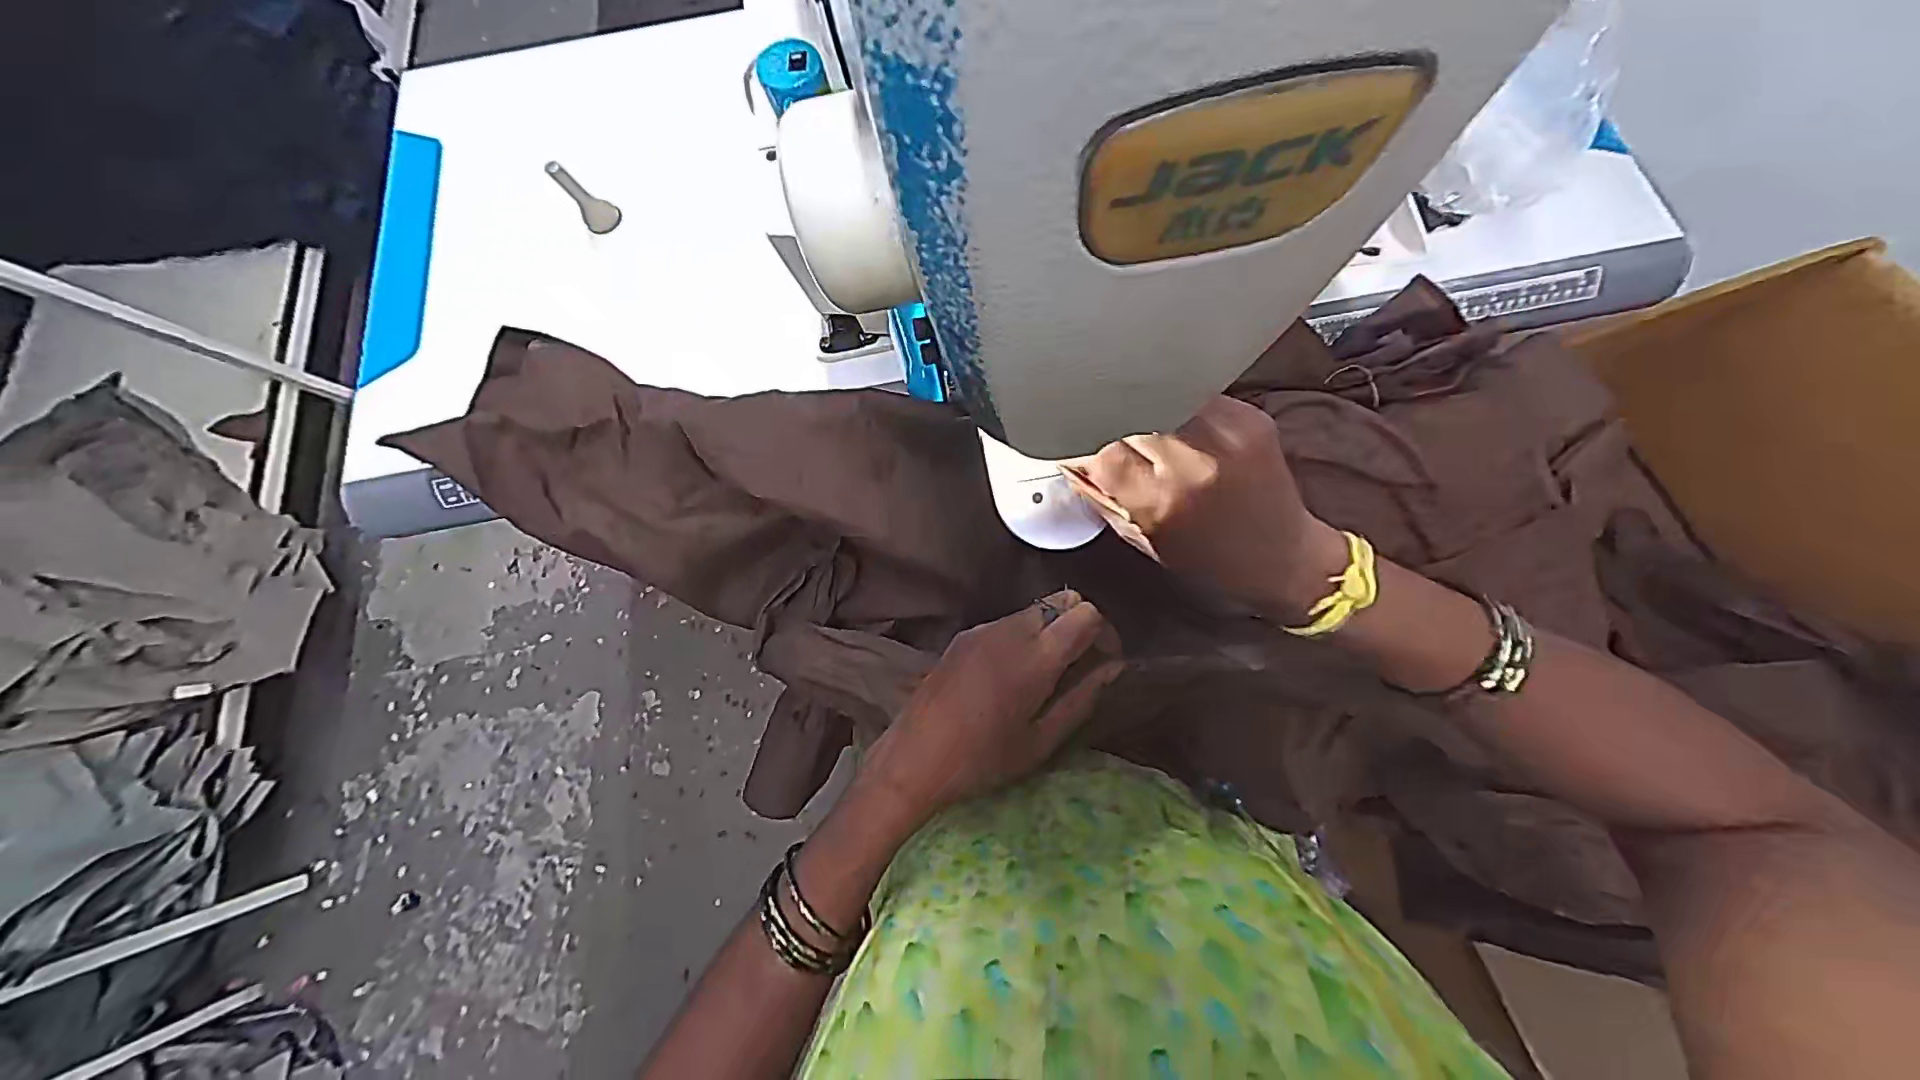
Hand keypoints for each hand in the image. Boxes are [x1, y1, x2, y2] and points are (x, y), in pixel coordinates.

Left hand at [854, 590, 1122, 823]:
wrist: (914, 757)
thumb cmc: (983, 759)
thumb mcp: (1041, 740)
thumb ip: (1082, 698)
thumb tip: (1113, 668)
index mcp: (1036, 655)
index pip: (1086, 613)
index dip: (1105, 633)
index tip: (1105, 663)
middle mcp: (1010, 630)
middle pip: (1062, 601)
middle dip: (1080, 626)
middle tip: (1080, 666)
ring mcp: (983, 629)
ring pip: (1034, 610)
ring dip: (1051, 630)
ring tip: (1046, 675)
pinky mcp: (964, 636)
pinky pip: (1007, 622)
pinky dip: (1024, 636)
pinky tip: (1012, 675)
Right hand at [1062, 395, 1347, 619]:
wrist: (1283, 558)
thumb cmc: (1206, 559)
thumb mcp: (1141, 539)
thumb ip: (1102, 497)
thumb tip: (1070, 459)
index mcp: (1162, 504)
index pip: (1103, 452)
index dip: (1085, 447)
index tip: (1079, 446)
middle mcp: (1194, 466)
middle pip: (1129, 417)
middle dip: (1113, 424)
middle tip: (1108, 433)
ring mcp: (1226, 437)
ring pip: (1161, 399)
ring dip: (1145, 410)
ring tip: (1145, 428)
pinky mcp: (1250, 418)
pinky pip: (1195, 396)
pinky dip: (1177, 405)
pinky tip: (1179, 424)